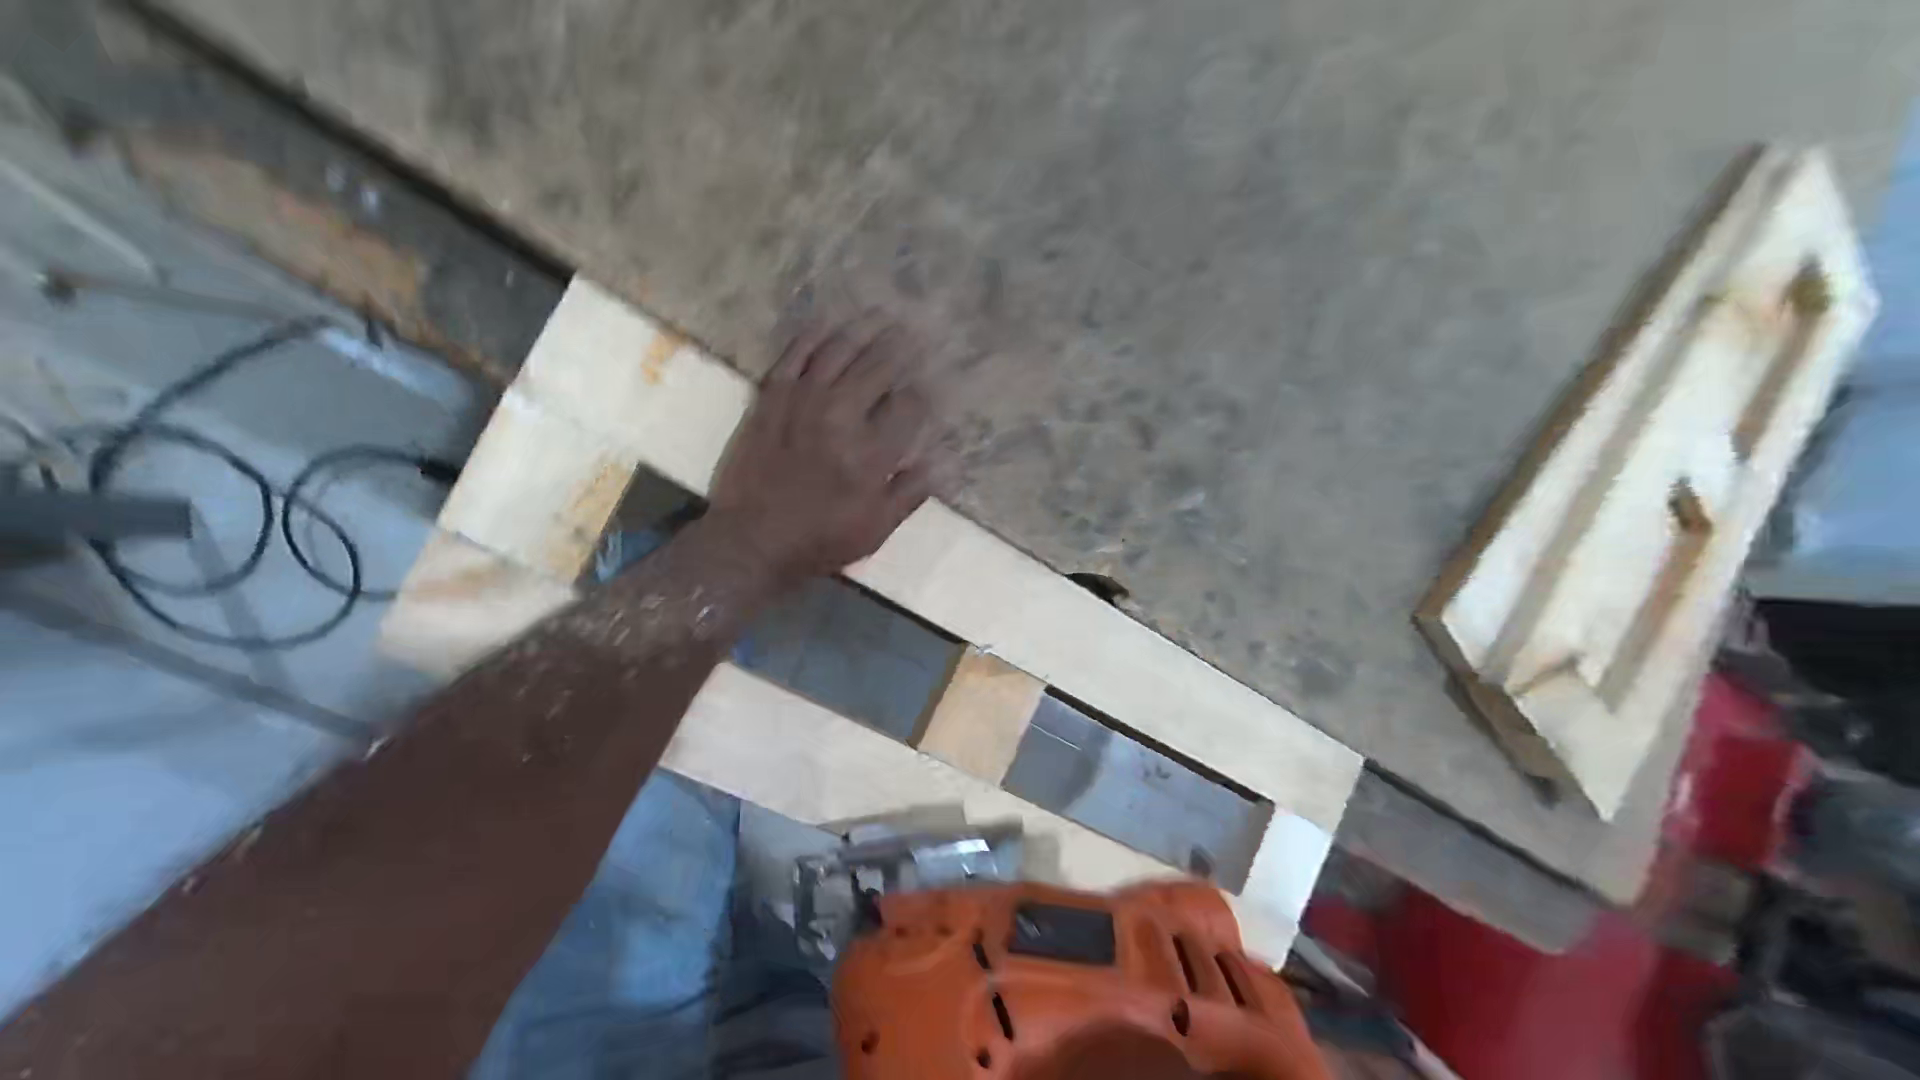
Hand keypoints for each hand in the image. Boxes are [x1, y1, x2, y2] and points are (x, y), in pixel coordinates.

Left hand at [707, 315, 939, 584]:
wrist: (751, 540)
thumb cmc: (820, 540)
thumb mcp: (876, 528)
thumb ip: (911, 491)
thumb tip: (947, 460)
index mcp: (872, 453)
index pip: (910, 405)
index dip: (926, 392)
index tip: (933, 385)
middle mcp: (842, 416)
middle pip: (880, 367)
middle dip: (904, 348)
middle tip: (918, 331)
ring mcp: (804, 401)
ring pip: (841, 351)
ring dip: (865, 329)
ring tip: (883, 314)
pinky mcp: (772, 396)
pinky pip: (795, 354)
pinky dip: (814, 335)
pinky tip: (829, 321)